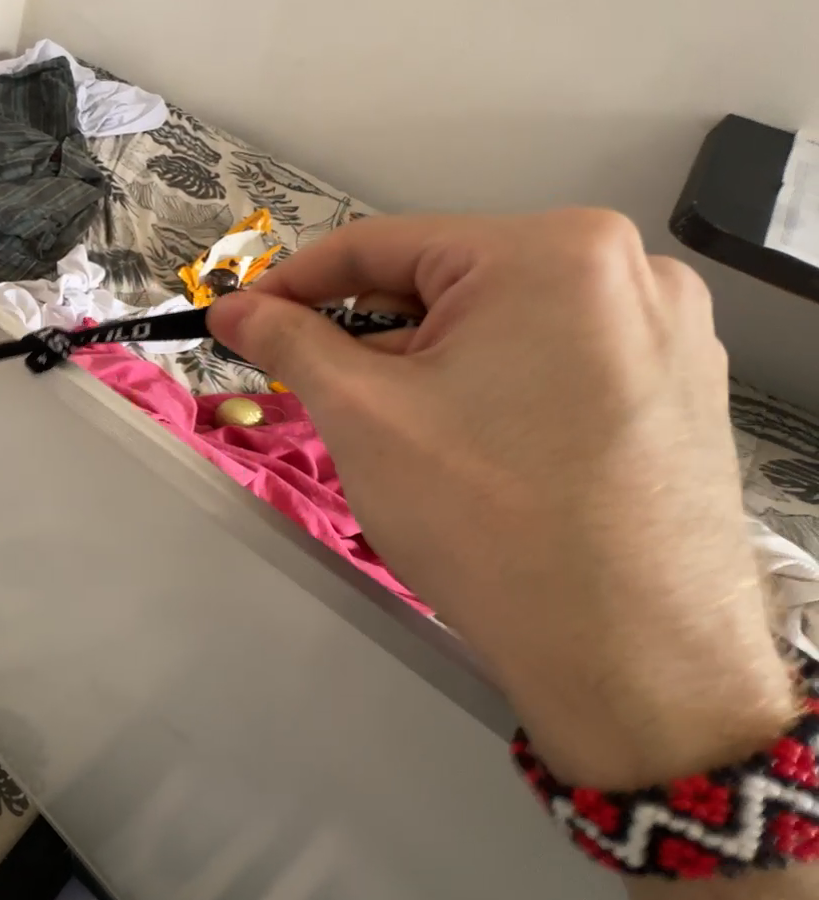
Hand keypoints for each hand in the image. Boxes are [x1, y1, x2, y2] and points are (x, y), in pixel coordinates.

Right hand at [208, 210, 796, 788]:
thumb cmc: (483, 512)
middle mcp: (622, 272)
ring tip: (388, 433)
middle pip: (436, 284)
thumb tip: (230, 307)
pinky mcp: (668, 388)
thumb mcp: (358, 410)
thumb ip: (285, 339)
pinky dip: (473, 386)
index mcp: (551, 252)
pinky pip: (536, 358)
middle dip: (358, 334)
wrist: (627, 654)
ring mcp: (659, 332)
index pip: (378, 245)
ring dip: (413, 364)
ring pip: (483, 324)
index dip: (289, 284)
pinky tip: (456, 446)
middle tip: (309, 390)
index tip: (237, 323)